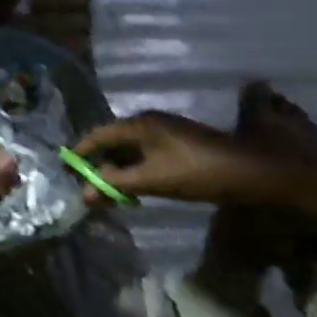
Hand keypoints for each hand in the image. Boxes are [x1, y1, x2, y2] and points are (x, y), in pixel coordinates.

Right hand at [71, 112, 280, 205]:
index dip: (81, 151)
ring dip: (118, 167)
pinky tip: (135, 186)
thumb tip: (83, 194)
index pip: (100, 134)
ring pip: (131, 148)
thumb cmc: (195, 171)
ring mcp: (168, 131)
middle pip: (114, 139)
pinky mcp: (180, 143)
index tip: (66, 169)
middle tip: (86, 185)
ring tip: (108, 189)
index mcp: (141, 124)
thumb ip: (115, 184)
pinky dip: (135, 168)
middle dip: (98, 162)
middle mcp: (152, 122)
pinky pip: (146, 153)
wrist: (250, 170)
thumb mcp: (150, 180)